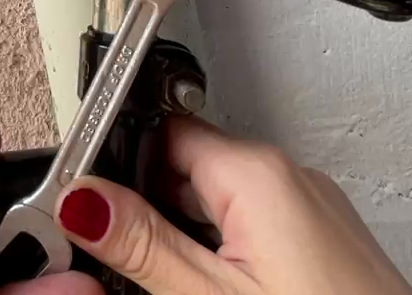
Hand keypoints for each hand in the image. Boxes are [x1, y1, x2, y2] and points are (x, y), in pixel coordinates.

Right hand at [0, 116, 411, 294]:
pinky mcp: (330, 241)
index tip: (93, 205)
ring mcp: (315, 208)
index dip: (119, 164)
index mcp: (257, 172)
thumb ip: (142, 243)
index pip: (160, 131)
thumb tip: (81, 197)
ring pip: (223, 196)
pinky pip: (260, 220)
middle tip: (131, 263)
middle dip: (152, 205)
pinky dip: (230, 246)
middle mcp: (290, 175)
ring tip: (180, 283)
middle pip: (189, 163)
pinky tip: (224, 289)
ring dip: (190, 230)